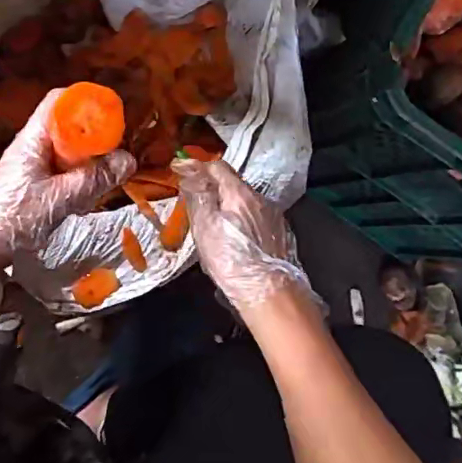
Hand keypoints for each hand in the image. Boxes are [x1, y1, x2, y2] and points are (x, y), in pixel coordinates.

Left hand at [0, 88, 135, 269]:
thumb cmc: (16, 217)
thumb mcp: (60, 198)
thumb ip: (94, 179)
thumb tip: (128, 159)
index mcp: (32, 138)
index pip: (58, 101)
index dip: (84, 101)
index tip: (109, 113)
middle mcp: (30, 145)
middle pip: (65, 125)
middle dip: (91, 134)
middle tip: (115, 148)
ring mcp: (30, 164)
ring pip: (65, 149)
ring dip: (86, 159)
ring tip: (106, 173)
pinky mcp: (31, 182)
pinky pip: (60, 169)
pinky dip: (76, 175)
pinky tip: (87, 192)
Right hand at [173, 157, 313, 312]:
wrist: (272, 295)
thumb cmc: (233, 261)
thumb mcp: (205, 227)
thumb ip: (198, 196)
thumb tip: (188, 170)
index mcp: (240, 194)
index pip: (217, 167)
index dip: (197, 167)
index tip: (180, 172)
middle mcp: (261, 199)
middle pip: (232, 184)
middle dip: (212, 188)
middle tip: (193, 201)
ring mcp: (274, 217)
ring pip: (245, 201)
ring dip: (228, 205)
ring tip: (213, 223)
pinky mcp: (280, 234)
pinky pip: (255, 217)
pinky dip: (241, 220)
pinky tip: (234, 238)